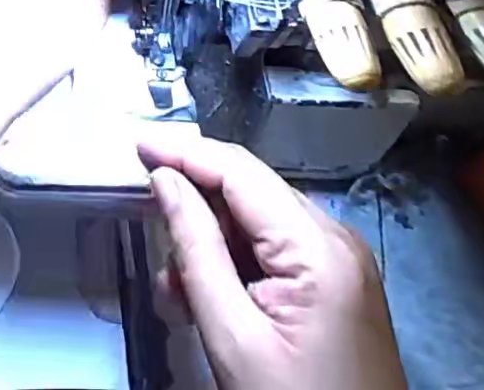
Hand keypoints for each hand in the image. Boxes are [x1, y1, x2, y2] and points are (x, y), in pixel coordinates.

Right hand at [139, 132, 408, 389]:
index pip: (242, 173)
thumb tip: (167, 183)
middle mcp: (335, 235)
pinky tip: (209, 290)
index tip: (142, 143)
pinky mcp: (337, 278)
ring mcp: (340, 256)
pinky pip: (278, 247)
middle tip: (149, 212)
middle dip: (198, 199)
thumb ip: (198, 252)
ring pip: (261, 218)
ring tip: (178, 283)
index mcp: (318, 245)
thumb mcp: (234, 340)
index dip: (188, 152)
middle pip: (252, 191)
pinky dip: (239, 259)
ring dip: (214, 237)